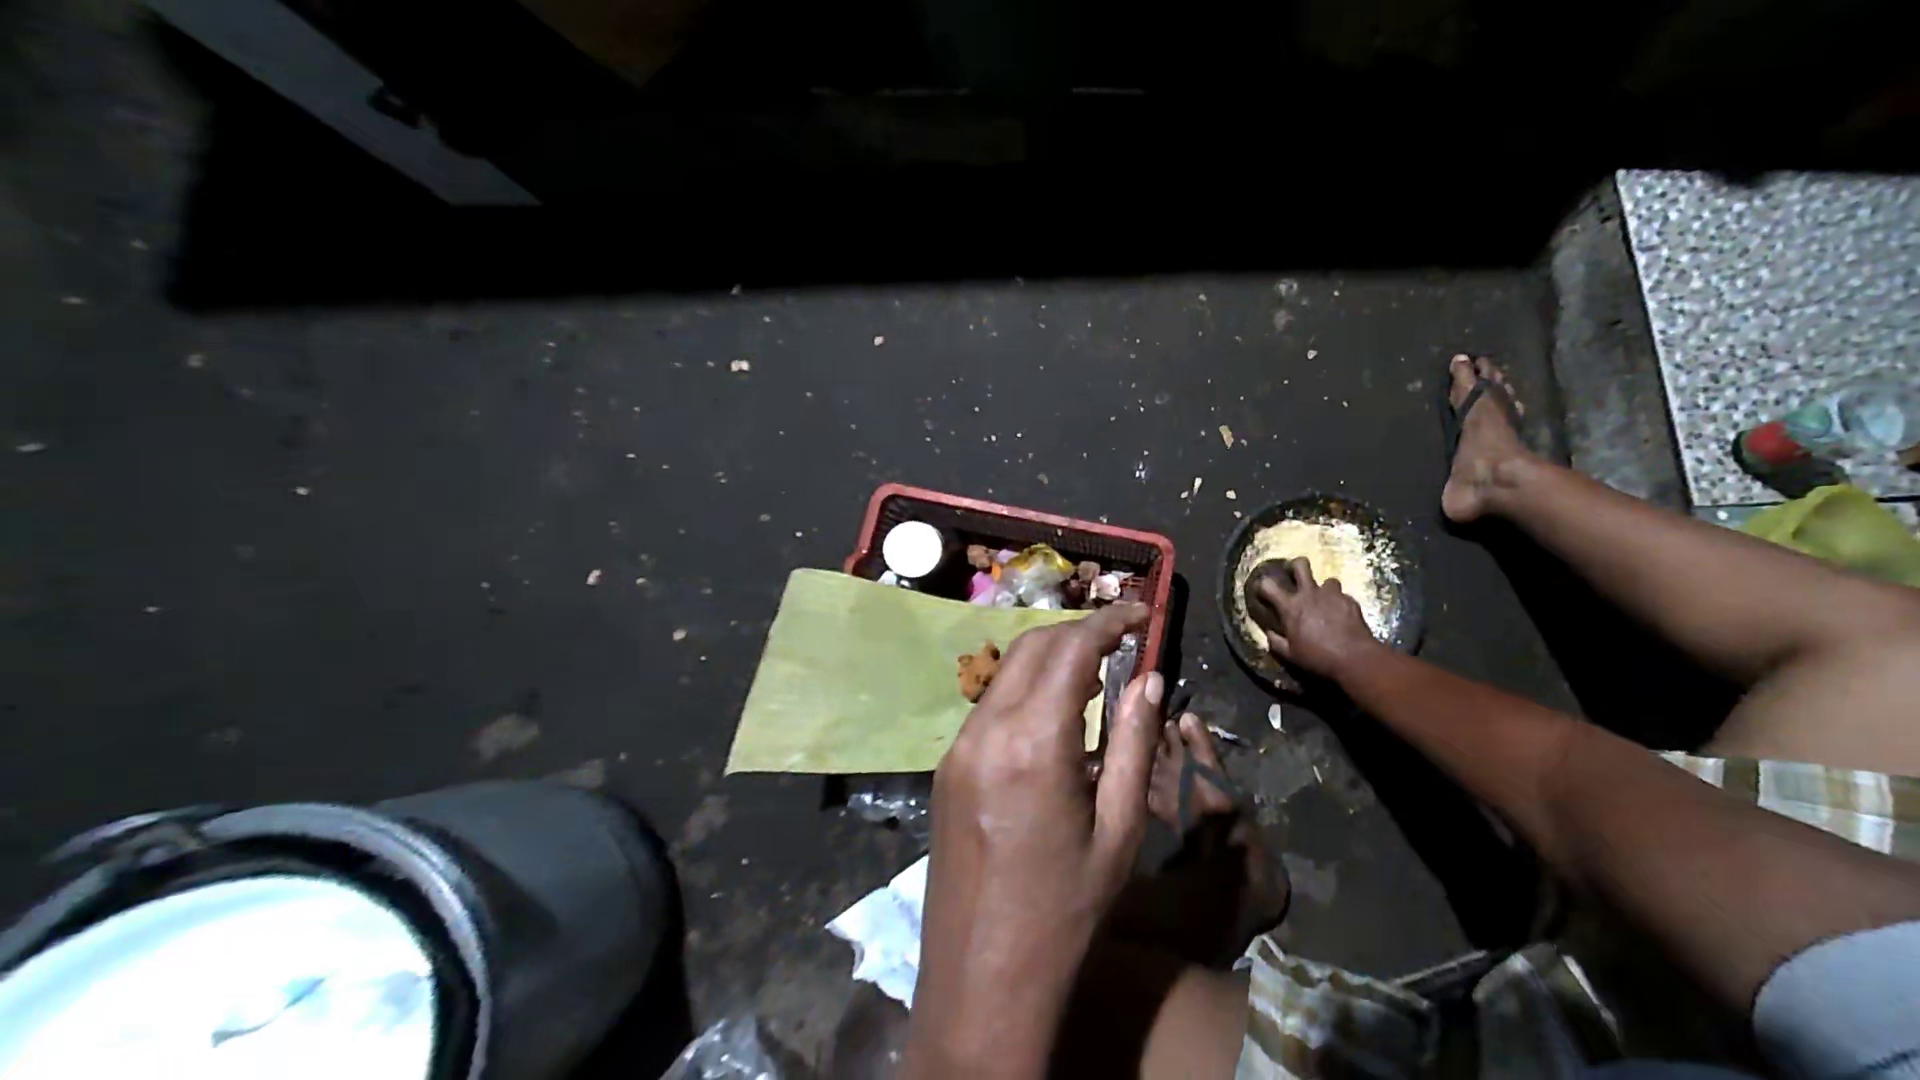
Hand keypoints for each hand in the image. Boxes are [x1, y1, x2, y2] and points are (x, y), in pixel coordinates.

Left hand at [904, 602, 1161, 1079]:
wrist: (983, 974)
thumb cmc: (1066, 911)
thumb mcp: (1119, 830)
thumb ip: (1136, 744)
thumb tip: (1150, 679)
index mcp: (1033, 742)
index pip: (1071, 649)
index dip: (1109, 622)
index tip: (1141, 612)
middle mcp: (986, 729)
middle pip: (1033, 647)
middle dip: (1078, 630)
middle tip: (1122, 638)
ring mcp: (957, 746)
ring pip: (1006, 672)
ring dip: (1050, 658)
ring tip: (1096, 671)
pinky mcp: (946, 765)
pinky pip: (989, 706)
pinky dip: (1026, 691)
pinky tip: (1055, 715)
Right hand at [1253, 557, 1381, 677]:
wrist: (1356, 658)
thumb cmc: (1318, 657)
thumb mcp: (1290, 655)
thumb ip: (1276, 642)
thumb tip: (1269, 634)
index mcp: (1290, 606)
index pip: (1267, 585)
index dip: (1262, 586)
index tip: (1263, 592)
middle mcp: (1310, 594)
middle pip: (1300, 564)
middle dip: (1296, 565)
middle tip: (1296, 576)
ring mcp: (1332, 595)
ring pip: (1327, 580)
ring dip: (1324, 589)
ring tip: (1325, 601)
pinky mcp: (1350, 601)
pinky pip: (1343, 596)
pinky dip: (1340, 603)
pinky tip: (1341, 615)